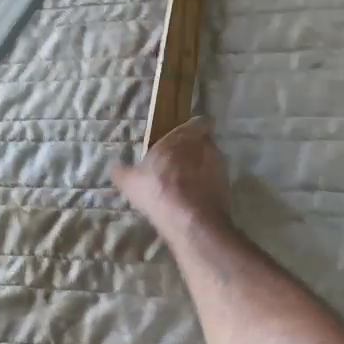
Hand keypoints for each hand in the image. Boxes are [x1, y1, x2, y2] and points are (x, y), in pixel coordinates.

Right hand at [111, 117, 231, 238]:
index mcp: (183, 136)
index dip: (192, 129)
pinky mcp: (227, 190)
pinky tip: (192, 203)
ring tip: (184, 187)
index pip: (198, 122)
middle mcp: (206, 147)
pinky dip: (205, 190)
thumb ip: (123, 172)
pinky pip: (214, 184)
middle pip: (203, 144)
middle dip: (193, 152)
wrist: (190, 220)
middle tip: (177, 164)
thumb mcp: (130, 181)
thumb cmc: (158, 189)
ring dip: (200, 172)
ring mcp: (220, 168)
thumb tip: (117, 169)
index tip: (182, 139)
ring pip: (210, 164)